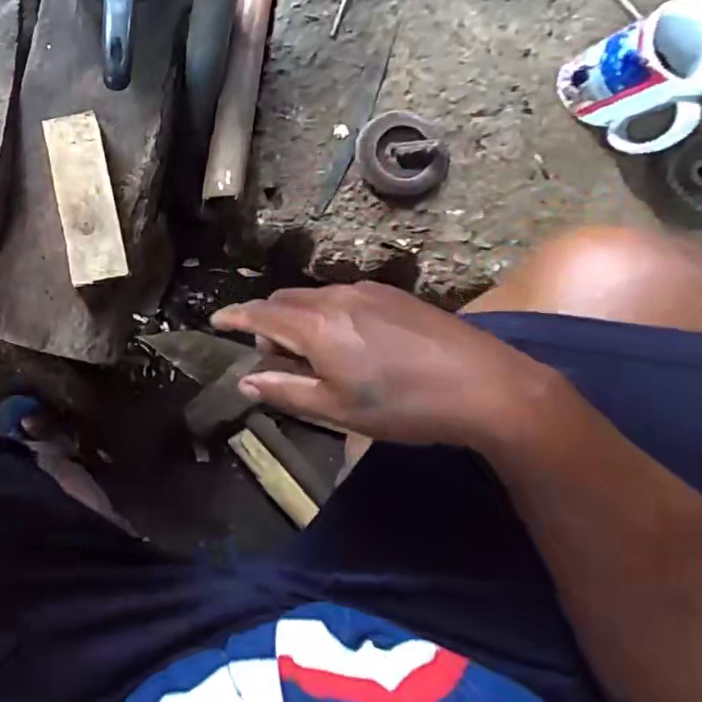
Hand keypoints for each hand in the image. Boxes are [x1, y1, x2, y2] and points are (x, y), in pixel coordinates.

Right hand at [211, 282, 566, 449]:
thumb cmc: (404, 406)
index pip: (261, 313)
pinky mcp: (393, 295)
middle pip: (285, 300)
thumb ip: (286, 391)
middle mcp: (336, 297)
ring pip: (314, 297)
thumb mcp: (337, 410)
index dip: (235, 316)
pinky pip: (341, 297)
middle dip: (267, 322)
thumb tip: (246, 381)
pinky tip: (346, 342)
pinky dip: (325, 314)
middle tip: (270, 356)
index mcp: (316, 325)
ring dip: (297, 318)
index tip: (215, 319)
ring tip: (310, 354)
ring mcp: (367, 291)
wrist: (487, 386)